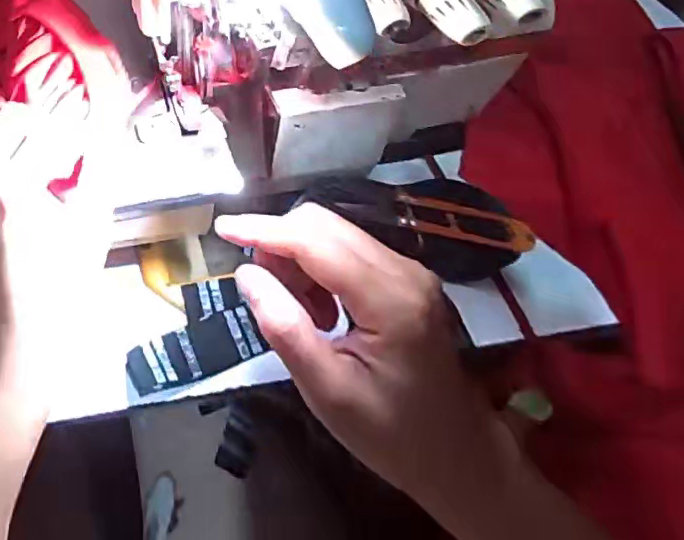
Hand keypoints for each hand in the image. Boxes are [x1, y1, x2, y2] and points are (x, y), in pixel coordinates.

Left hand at [0, 94, 112, 375]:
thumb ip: (97, 168)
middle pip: (9, 117)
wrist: (21, 328)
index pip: (47, 130)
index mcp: (15, 185)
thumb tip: (100, 132)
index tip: (91, 133)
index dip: (75, 128)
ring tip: (41, 138)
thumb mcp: (92, 220)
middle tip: (67, 137)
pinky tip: (13, 152)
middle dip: (44, 119)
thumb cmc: (64, 280)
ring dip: (13, 123)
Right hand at [212, 204, 519, 505]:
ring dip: (296, 258)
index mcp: (390, 299)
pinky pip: (344, 247)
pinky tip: (319, 309)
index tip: (223, 229)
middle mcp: (403, 270)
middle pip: (321, 224)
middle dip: (279, 245)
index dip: (263, 230)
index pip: (314, 241)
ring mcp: (407, 269)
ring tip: (297, 311)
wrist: (460, 459)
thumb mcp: (328, 392)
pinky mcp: (403, 274)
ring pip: (330, 231)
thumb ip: (284, 328)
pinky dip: (316, 266)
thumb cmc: (393, 434)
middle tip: (265, 293)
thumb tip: (247, 273)